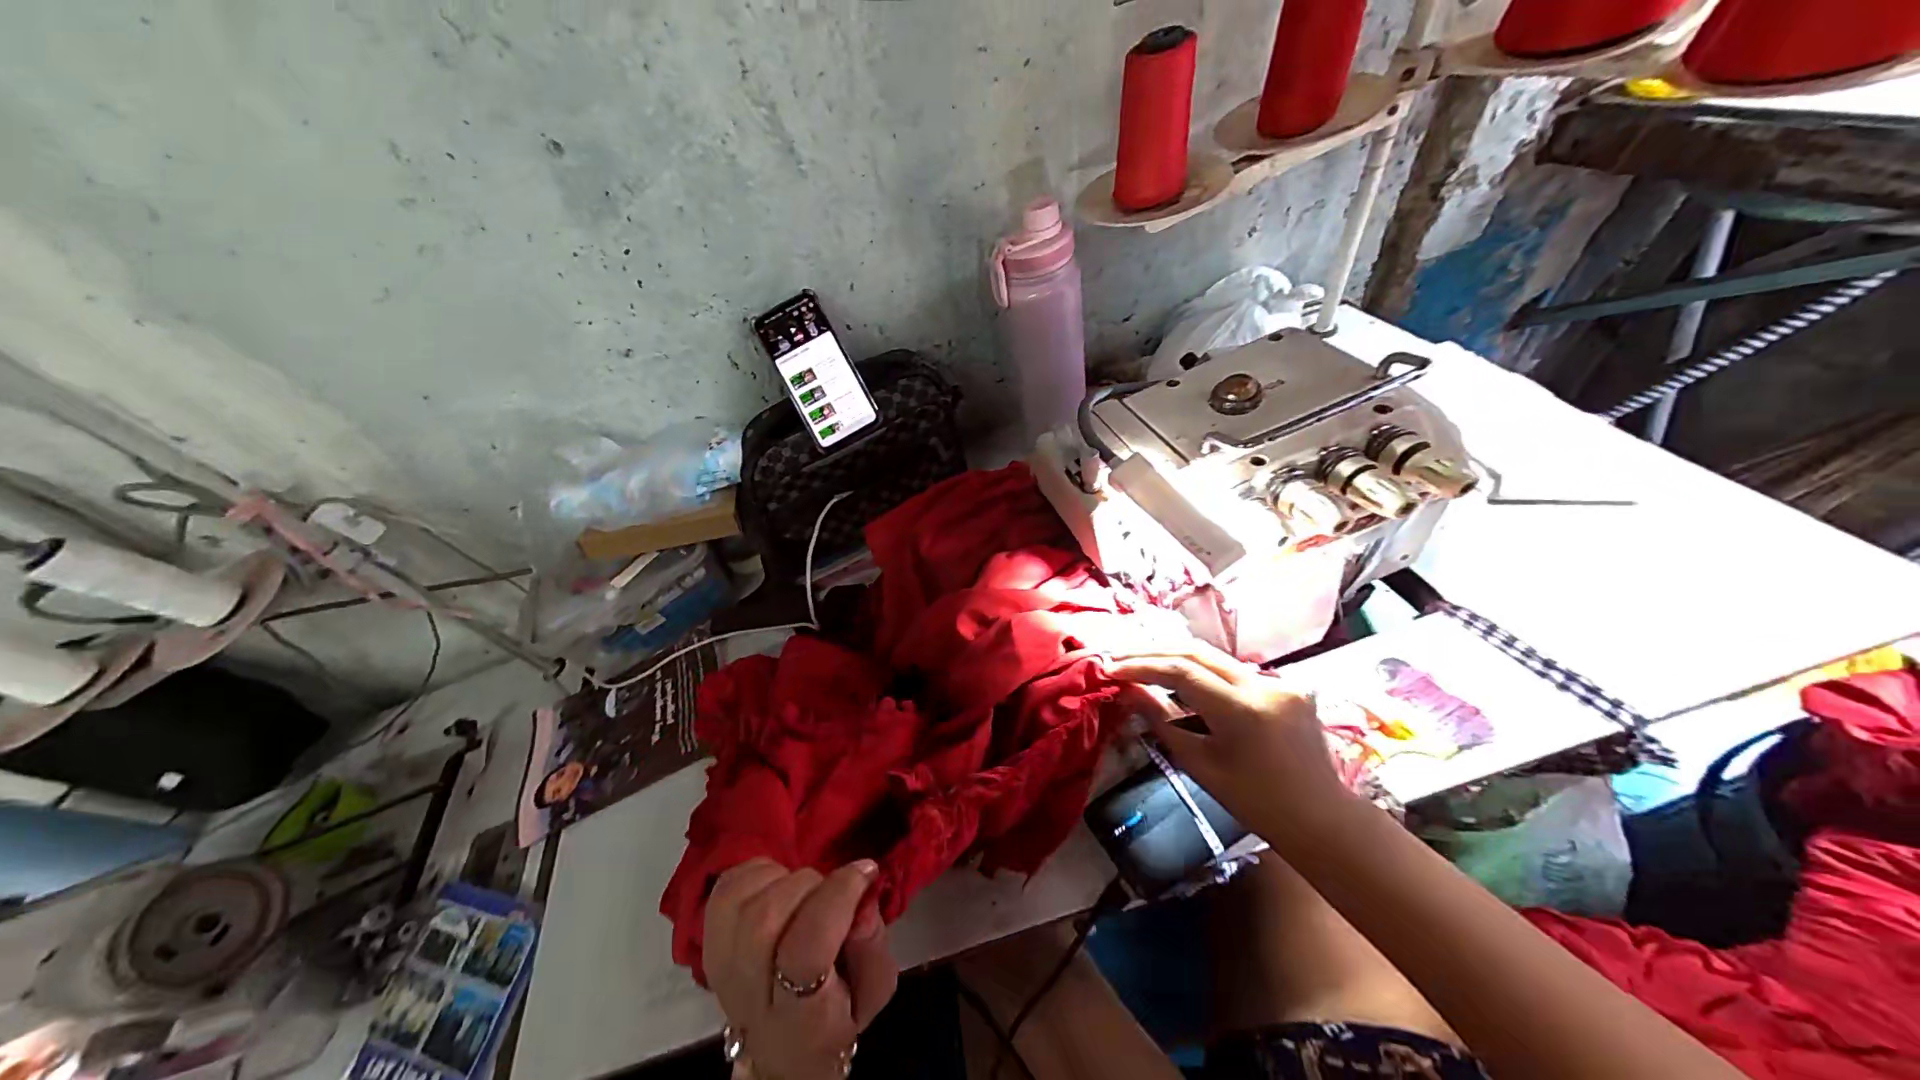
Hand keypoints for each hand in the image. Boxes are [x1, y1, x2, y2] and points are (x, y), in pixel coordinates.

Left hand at [704, 858, 896, 1079]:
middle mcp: (749, 992)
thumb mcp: (872, 994)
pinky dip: (760, 872)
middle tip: (834, 889)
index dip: (836, 898)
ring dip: (786, 878)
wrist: (777, 1051)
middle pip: (764, 918)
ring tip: (806, 892)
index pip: (804, 948)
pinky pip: (729, 884)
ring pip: (744, 897)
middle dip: (811, 886)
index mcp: (799, 1016)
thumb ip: (874, 950)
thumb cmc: (832, 1017)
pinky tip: (779, 885)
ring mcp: (720, 963)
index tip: (864, 873)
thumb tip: (863, 901)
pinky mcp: (707, 937)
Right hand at [1108, 642, 1358, 832]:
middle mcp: (1265, 685)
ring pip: (1217, 658)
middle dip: (1155, 652)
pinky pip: (1235, 672)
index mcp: (1244, 710)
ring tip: (1142, 664)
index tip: (1111, 669)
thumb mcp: (1201, 765)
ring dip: (1178, 659)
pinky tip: (1182, 682)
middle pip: (1198, 652)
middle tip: (1119, 657)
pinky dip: (1205, 674)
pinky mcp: (1288, 686)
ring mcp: (1281, 682)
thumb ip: (1162, 722)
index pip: (1182, 671)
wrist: (1322, 819)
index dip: (1142, 666)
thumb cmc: (1257, 804)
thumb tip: (1128, 692)